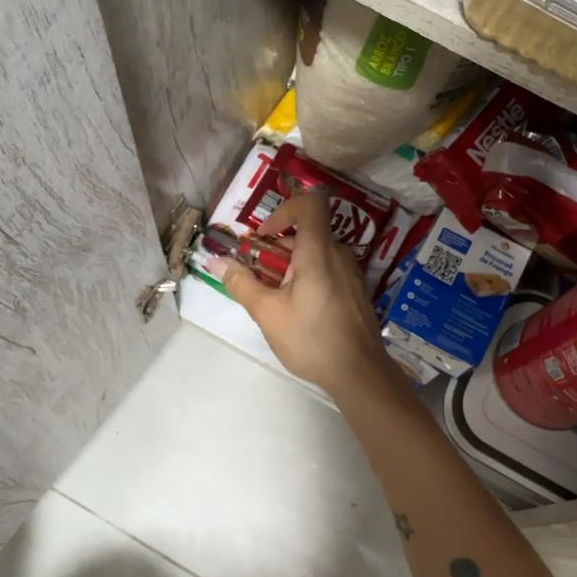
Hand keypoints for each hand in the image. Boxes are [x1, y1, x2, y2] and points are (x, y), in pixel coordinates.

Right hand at [206, 192, 398, 395]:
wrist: (360, 373)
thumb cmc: (312, 339)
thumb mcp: (268, 313)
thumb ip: (241, 283)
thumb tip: (217, 261)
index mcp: (318, 251)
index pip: (310, 203)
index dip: (284, 209)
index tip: (265, 236)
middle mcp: (339, 255)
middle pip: (308, 232)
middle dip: (278, 247)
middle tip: (258, 273)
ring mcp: (350, 274)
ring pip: (317, 253)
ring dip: (291, 265)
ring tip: (275, 296)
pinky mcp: (355, 292)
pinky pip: (328, 271)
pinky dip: (308, 278)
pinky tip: (298, 310)